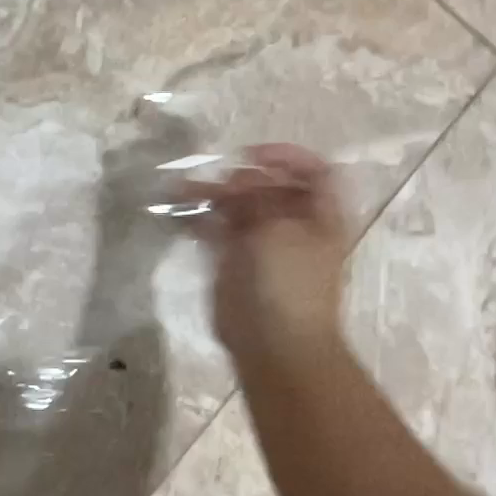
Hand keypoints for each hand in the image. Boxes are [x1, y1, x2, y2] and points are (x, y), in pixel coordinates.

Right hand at [182, 144, 347, 363]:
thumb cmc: (288, 284)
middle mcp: (293, 223)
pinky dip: (196, 216)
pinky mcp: (233, 258)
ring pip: (236, 205)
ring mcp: (261, 241)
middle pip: (268, 186)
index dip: (285, 157)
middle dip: (238, 176)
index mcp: (320, 217)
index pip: (314, 172)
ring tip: (178, 190)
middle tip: (211, 180)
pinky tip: (176, 212)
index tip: (248, 155)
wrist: (274, 340)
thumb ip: (257, 198)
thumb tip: (237, 179)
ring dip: (209, 193)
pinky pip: (214, 227)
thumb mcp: (278, 231)